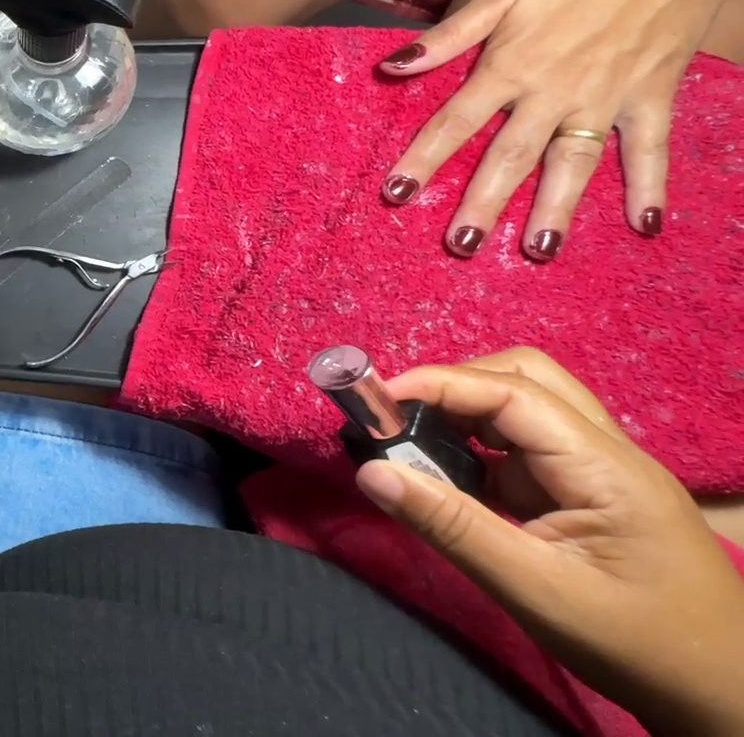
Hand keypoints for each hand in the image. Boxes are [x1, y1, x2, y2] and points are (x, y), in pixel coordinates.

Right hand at [356, 348, 743, 733]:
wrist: (728, 702)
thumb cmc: (638, 646)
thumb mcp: (533, 589)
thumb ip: (449, 524)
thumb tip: (369, 470)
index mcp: (605, 469)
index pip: (513, 392)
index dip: (438, 384)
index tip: (374, 404)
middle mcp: (605, 453)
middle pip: (524, 376)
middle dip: (452, 385)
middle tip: (398, 419)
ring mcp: (596, 471)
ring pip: (521, 404)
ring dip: (461, 412)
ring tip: (413, 445)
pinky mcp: (583, 491)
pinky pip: (519, 443)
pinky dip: (471, 444)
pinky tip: (446, 476)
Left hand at [377, 0, 735, 260]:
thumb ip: (445, 37)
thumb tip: (391, 66)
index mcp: (508, 70)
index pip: (453, 124)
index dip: (422, 159)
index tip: (396, 194)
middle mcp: (553, 94)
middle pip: (508, 157)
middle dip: (482, 203)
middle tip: (459, 246)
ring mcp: (606, 100)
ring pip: (574, 165)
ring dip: (556, 210)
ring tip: (535, 251)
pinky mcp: (652, 98)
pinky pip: (649, 150)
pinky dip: (650, 187)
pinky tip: (646, 226)